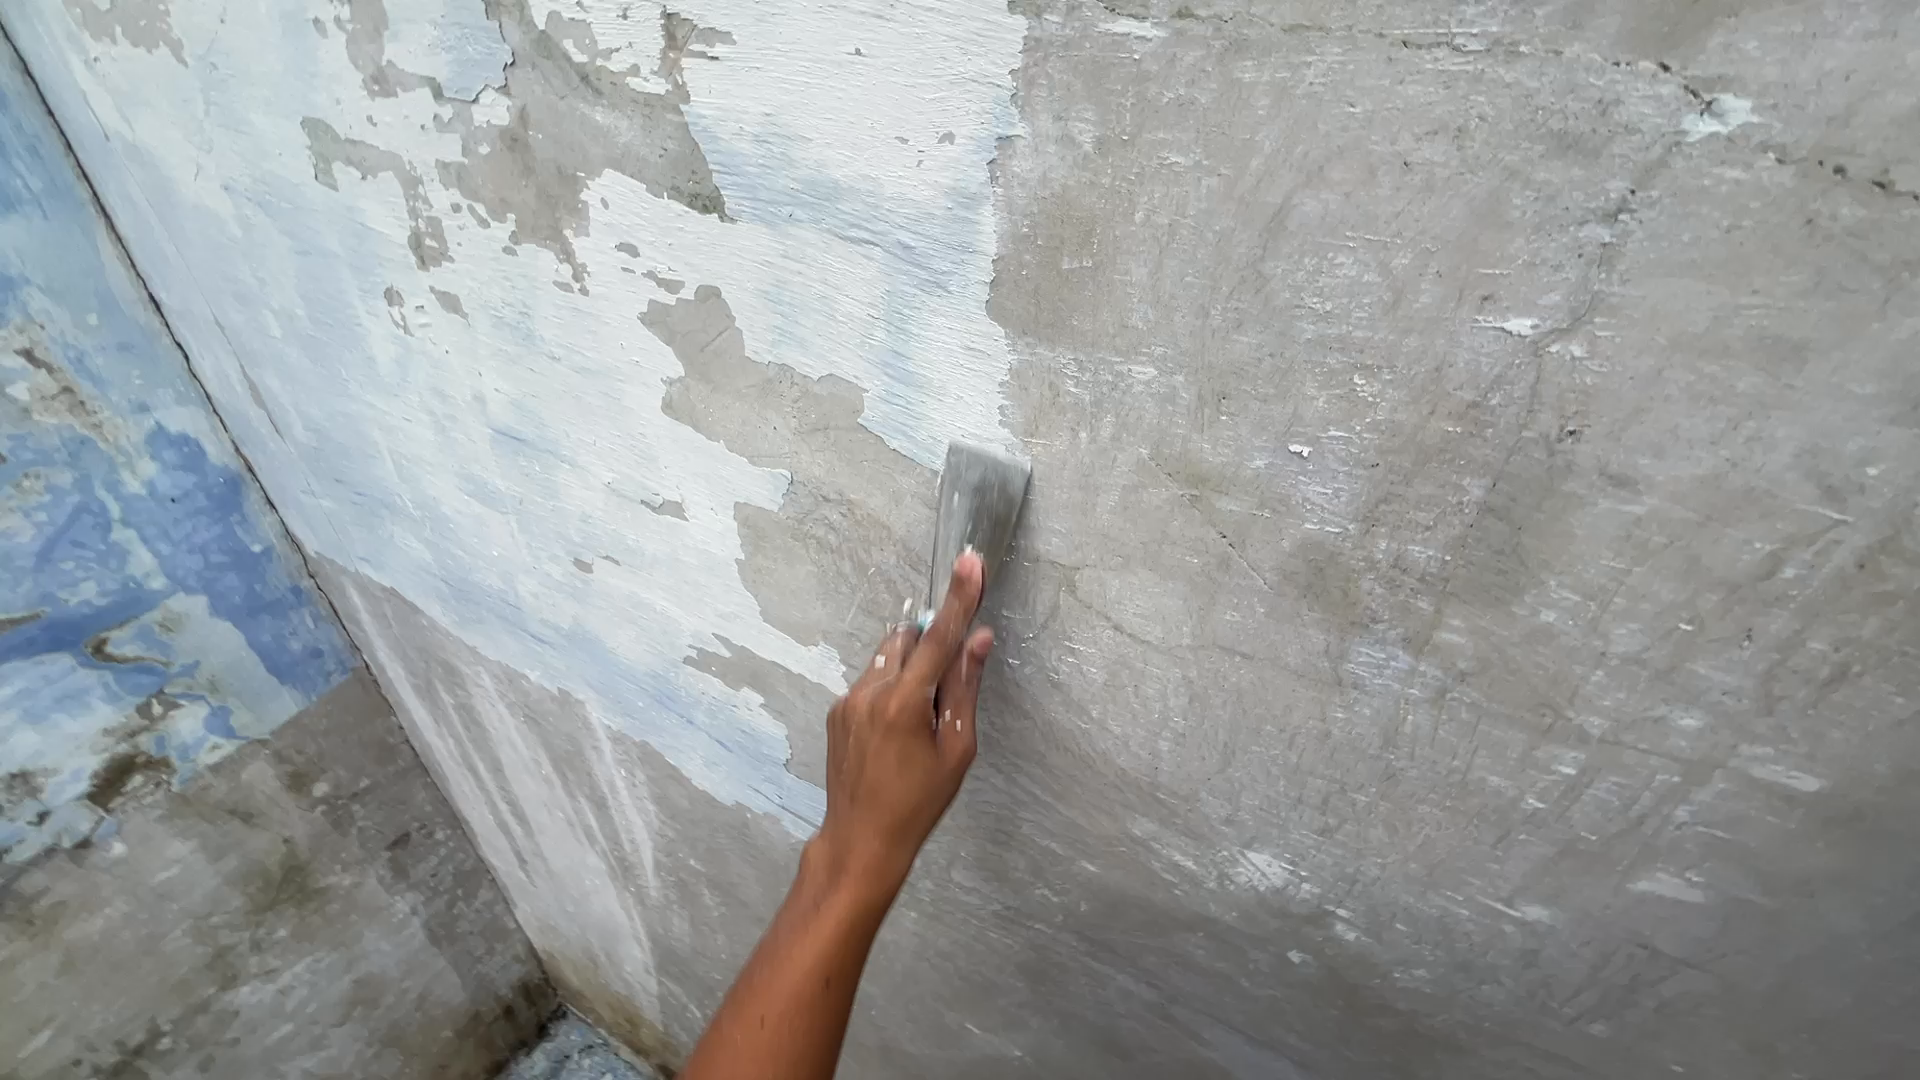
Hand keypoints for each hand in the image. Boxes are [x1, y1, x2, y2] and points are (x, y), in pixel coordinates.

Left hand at [808, 550, 995, 902]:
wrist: (861, 839)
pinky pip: (869, 679)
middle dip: (929, 645)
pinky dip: (889, 687)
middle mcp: (870, 690)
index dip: (959, 598)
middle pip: (906, 639)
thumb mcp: (957, 749)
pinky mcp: (835, 710)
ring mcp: (847, 699)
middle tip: (943, 687)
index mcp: (905, 702)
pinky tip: (894, 729)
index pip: (939, 637)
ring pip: (886, 658)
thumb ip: (965, 688)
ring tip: (917, 715)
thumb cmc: (920, 801)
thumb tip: (979, 639)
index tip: (970, 560)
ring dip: (908, 668)